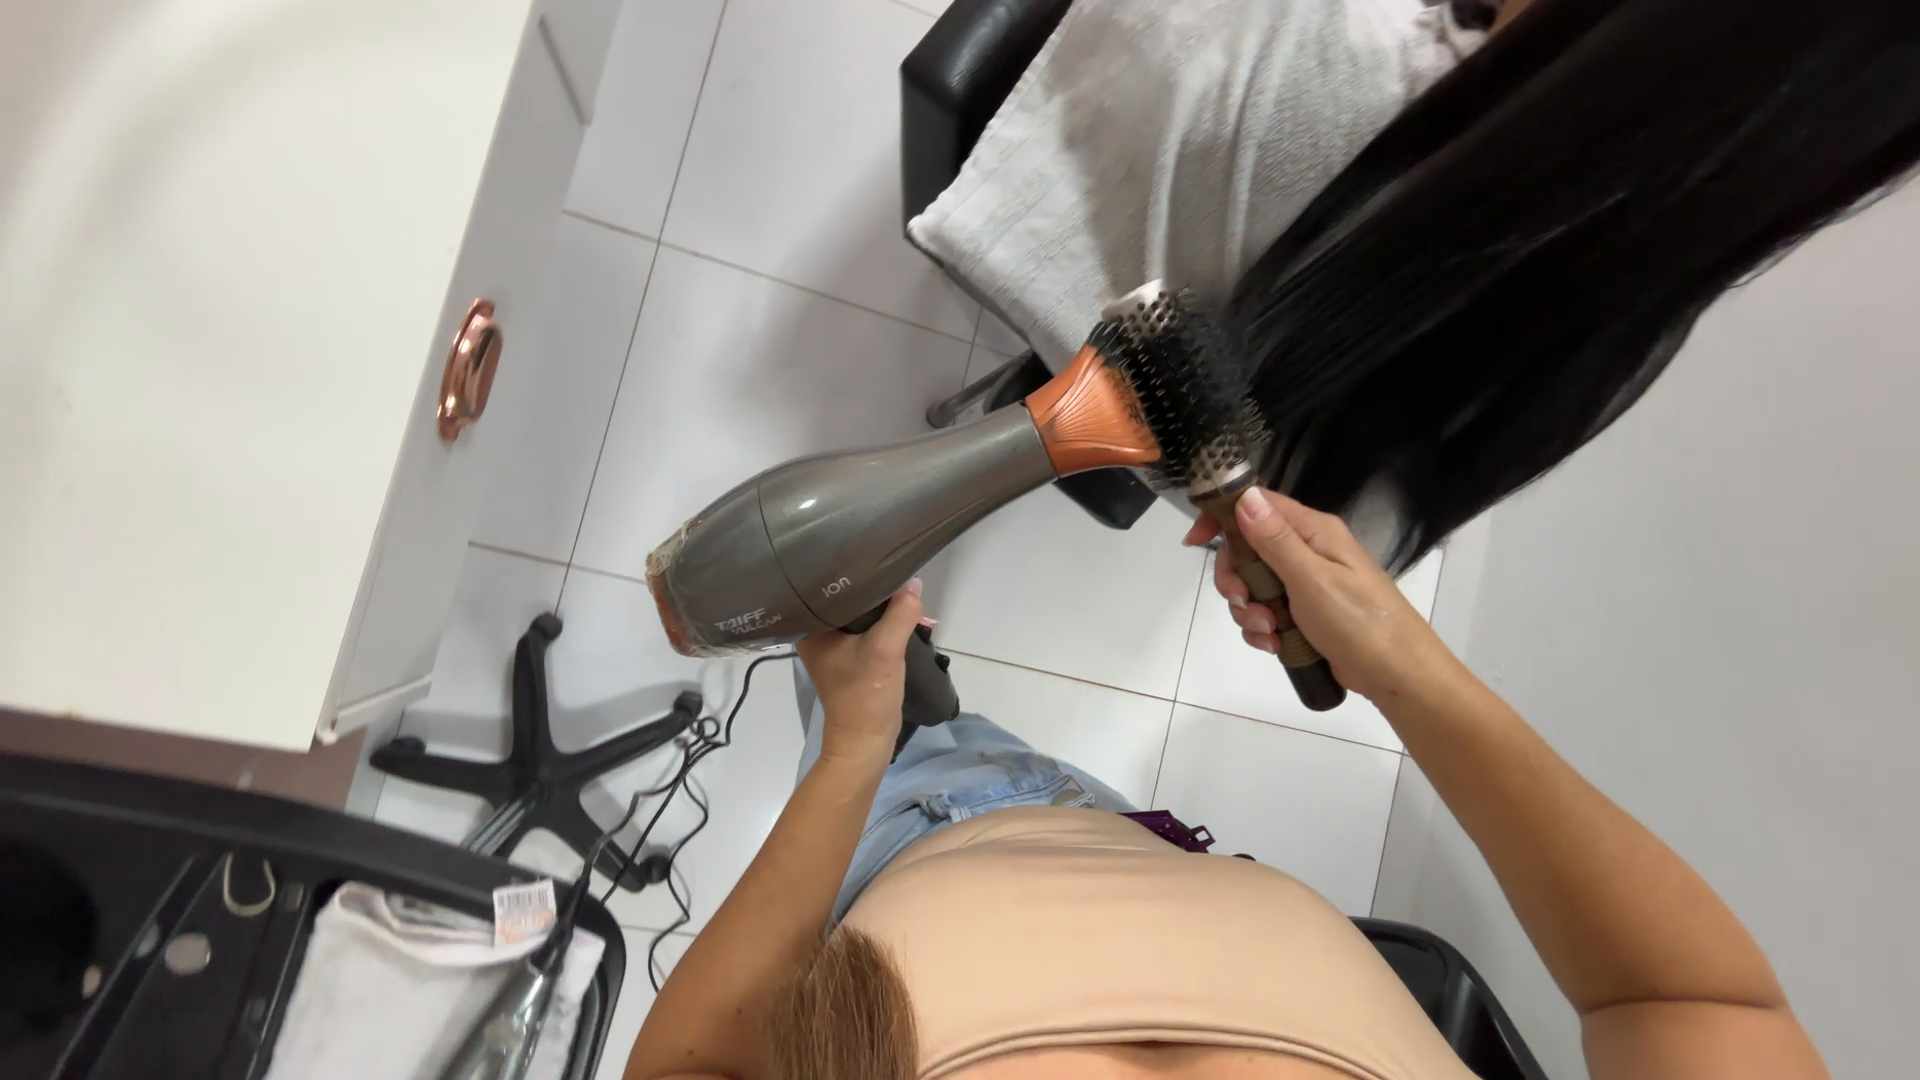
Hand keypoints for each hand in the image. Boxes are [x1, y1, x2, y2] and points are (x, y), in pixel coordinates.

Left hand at [795, 580, 924, 764]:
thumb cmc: (865, 694)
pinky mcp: (850, 657)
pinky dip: (886, 624)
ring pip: (862, 615)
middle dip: (878, 592)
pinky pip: (869, 630)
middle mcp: (816, 632)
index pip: (832, 587)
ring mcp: (833, 646)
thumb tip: (913, 582)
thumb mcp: (886, 648)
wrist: (866, 740)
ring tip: (908, 598)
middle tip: (901, 578)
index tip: (878, 560)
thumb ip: (901, 613)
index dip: (857, 572)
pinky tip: (905, 616)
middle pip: (850, 600)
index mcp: (811, 627)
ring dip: (886, 609)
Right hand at [1183, 489, 1458, 703]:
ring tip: (1269, 633)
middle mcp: (1307, 551)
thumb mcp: (1312, 580)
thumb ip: (1275, 540)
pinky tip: (1274, 645)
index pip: (1257, 505)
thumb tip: (1244, 496)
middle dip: (1235, 579)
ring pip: (1251, 585)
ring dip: (1248, 610)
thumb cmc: (1361, 624)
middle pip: (1246, 550)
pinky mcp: (1303, 612)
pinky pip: (1264, 611)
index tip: (1195, 543)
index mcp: (1313, 532)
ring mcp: (1304, 583)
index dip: (1222, 518)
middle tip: (1241, 601)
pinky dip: (1261, 629)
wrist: (1398, 678)